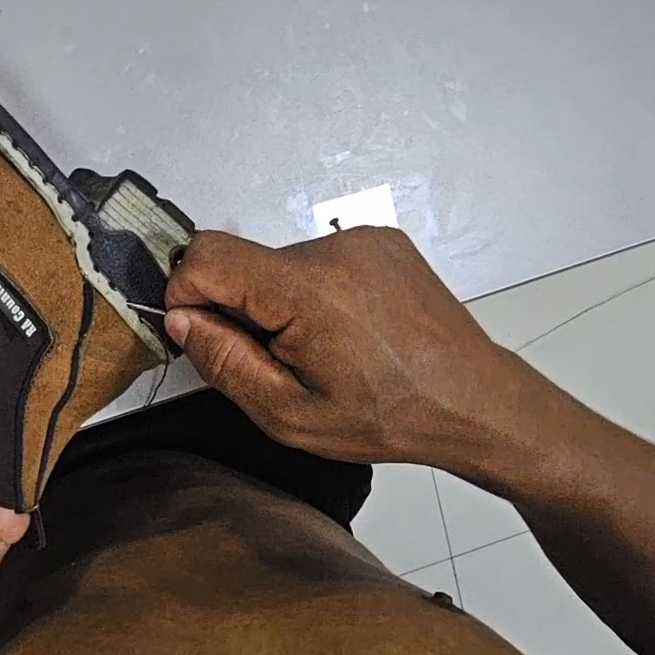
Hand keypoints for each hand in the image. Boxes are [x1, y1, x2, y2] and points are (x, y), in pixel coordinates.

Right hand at [163, 227, 535, 470]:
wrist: (473, 400)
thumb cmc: (390, 415)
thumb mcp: (288, 413)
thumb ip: (224, 361)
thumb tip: (181, 319)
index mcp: (307, 291)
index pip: (206, 256)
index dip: (185, 294)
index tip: (200, 331)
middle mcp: (334, 249)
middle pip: (239, 258)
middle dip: (234, 304)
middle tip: (269, 354)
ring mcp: (360, 239)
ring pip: (274, 260)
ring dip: (274, 300)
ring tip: (316, 346)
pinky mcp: (378, 239)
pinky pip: (313, 256)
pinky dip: (308, 290)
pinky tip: (339, 327)